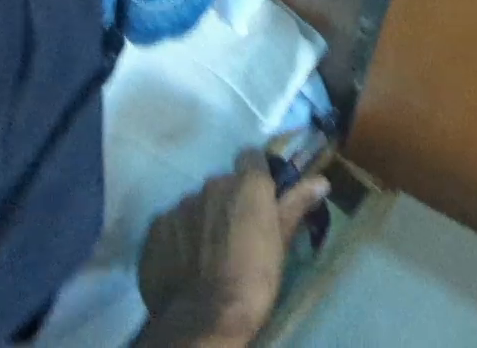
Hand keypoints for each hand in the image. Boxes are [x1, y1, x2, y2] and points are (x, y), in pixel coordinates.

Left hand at [134, 148, 330, 346]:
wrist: (204, 319)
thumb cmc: (253, 278)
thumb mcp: (281, 242)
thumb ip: (296, 204)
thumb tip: (321, 181)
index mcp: (247, 183)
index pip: (251, 158)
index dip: (254, 175)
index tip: (258, 198)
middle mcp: (212, 184)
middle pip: (222, 184)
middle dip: (227, 202)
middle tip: (234, 234)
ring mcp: (180, 205)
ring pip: (195, 205)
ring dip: (201, 220)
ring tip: (206, 254)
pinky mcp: (155, 228)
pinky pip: (171, 225)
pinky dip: (178, 238)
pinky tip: (184, 263)